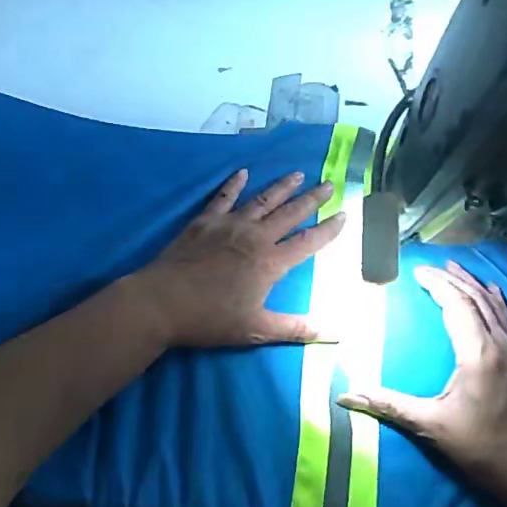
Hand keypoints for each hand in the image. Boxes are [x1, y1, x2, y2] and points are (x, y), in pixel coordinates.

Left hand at [128, 169, 345, 347]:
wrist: (162, 302)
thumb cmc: (210, 319)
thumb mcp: (255, 330)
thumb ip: (294, 329)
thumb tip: (332, 334)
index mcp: (270, 263)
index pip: (307, 243)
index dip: (328, 230)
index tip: (344, 215)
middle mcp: (254, 237)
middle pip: (289, 214)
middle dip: (311, 199)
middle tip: (329, 184)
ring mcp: (228, 226)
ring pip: (261, 200)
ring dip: (281, 187)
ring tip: (297, 174)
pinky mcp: (203, 222)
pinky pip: (223, 198)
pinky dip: (234, 184)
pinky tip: (242, 172)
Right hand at [338, 262, 506, 487]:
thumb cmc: (481, 447)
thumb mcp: (431, 425)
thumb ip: (389, 405)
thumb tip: (345, 397)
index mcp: (479, 354)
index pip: (458, 306)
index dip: (437, 286)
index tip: (417, 272)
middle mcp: (502, 346)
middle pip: (477, 300)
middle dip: (454, 280)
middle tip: (432, 267)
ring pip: (496, 307)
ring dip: (475, 286)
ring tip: (457, 270)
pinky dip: (495, 302)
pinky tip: (493, 295)